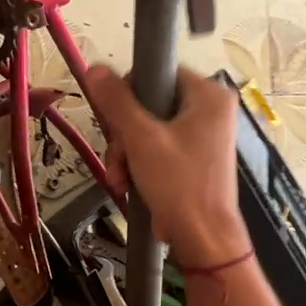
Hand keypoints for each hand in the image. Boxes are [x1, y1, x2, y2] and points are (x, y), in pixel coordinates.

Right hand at [86, 65, 250, 266]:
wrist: (202, 238)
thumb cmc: (179, 184)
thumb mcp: (141, 138)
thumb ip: (117, 101)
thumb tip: (94, 67)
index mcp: (209, 95)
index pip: (157, 71)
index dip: (130, 92)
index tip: (115, 118)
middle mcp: (210, 110)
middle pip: (148, 104)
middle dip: (124, 134)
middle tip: (117, 157)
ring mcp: (203, 135)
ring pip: (147, 128)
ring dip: (126, 153)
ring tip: (119, 178)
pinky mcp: (193, 158)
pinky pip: (156, 147)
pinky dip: (138, 164)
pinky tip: (128, 183)